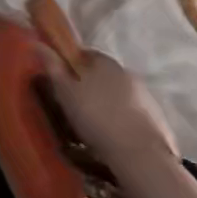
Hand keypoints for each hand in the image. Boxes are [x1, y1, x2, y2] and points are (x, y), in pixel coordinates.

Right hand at [37, 46, 179, 184]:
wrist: (140, 155)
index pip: (85, 53)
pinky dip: (125, 119)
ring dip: (109, 103)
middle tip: (77, 104)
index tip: (63, 80)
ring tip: (96, 125)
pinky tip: (116, 136)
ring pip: (120, 94)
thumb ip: (53, 68)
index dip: (72, 64)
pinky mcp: (158, 118)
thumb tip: (37, 43)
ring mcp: (146, 95)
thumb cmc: (96, 117)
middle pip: (104, 73)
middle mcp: (127, 72)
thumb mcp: (65, 93)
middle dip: (91, 85)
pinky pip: (135, 113)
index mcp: (104, 62)